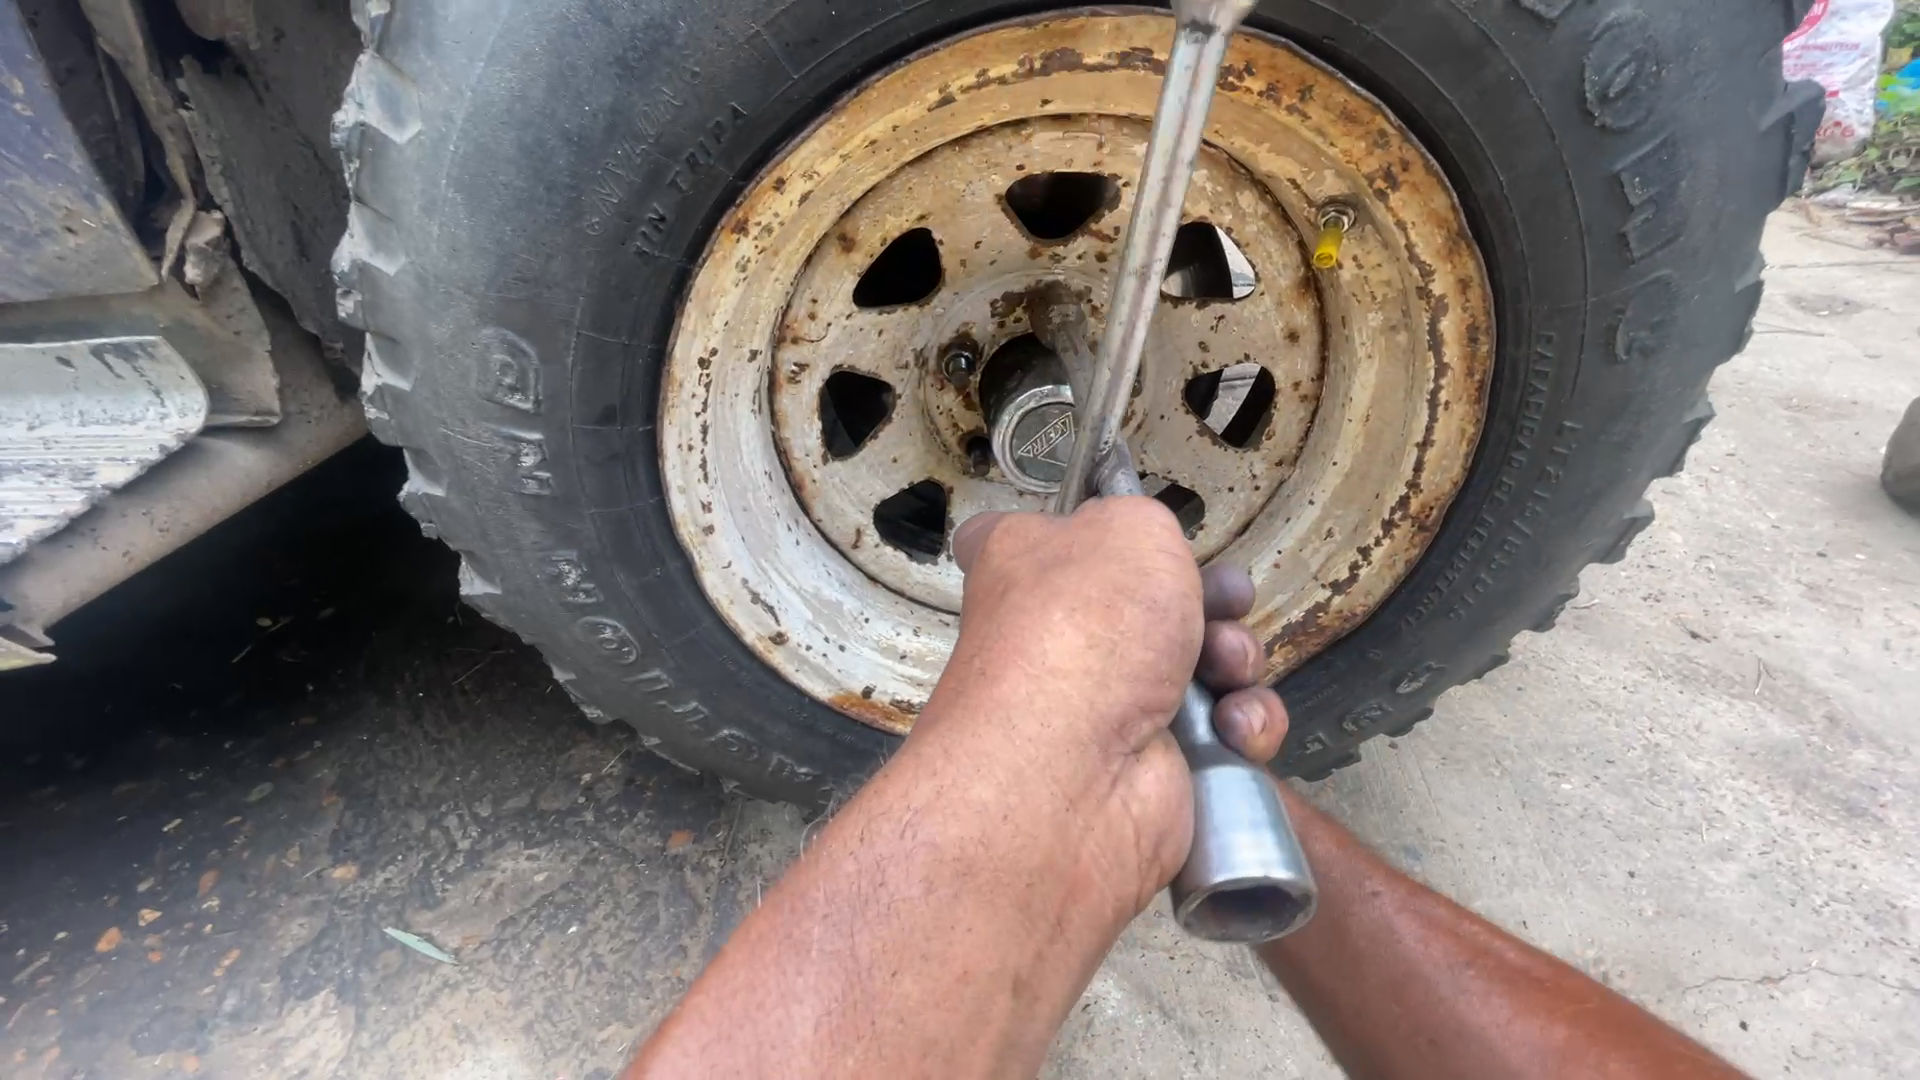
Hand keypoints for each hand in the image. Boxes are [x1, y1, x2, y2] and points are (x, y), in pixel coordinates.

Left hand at [910, 495, 1289, 920]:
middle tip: (1222, 600)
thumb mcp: (1124, 526)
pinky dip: (1240, 724)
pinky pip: (1219, 729)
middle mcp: (1057, 631)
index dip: (1084, 524)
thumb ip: (1140, 520)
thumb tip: (1127, 543)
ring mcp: (1104, 701)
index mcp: (1020, 565)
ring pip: (1198, 660)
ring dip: (1234, 656)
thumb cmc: (1087, 621)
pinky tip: (1231, 728)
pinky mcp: (1154, 761)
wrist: (1076, 769)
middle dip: (1206, 594)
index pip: (1036, 529)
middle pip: (1149, 596)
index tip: (1128, 531)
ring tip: (1224, 666)